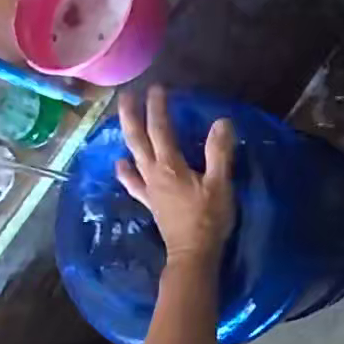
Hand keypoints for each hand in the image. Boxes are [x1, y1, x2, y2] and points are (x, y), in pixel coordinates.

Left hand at [115, 85, 236, 263]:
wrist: (193, 255)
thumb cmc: (208, 219)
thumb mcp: (220, 184)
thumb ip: (219, 152)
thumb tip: (221, 121)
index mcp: (170, 166)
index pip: (160, 129)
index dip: (158, 108)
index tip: (158, 88)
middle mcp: (153, 173)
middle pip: (137, 139)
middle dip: (131, 115)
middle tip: (126, 95)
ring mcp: (149, 189)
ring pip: (133, 156)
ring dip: (127, 136)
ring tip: (123, 122)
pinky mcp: (151, 202)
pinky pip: (133, 182)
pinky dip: (125, 171)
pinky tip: (122, 165)